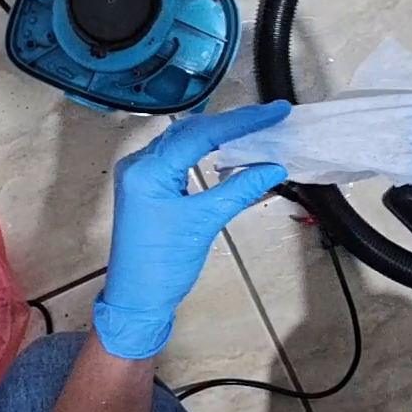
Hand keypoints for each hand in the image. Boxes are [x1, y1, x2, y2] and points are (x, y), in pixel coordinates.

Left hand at [96, 102, 291, 358]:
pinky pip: (177, 157)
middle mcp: (139, 164)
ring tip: (254, 128)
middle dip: (231, 123)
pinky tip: (226, 149)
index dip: (241, 122)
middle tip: (269, 117)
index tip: (273, 112)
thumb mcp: (205, 223)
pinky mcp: (146, 185)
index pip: (201, 134)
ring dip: (218, 134)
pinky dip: (203, 151)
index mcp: (148, 170)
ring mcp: (140, 174)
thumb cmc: (163, 266)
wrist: (137, 299)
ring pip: (183, 141)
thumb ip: (240, 189)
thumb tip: (274, 166)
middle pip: (191, 131)